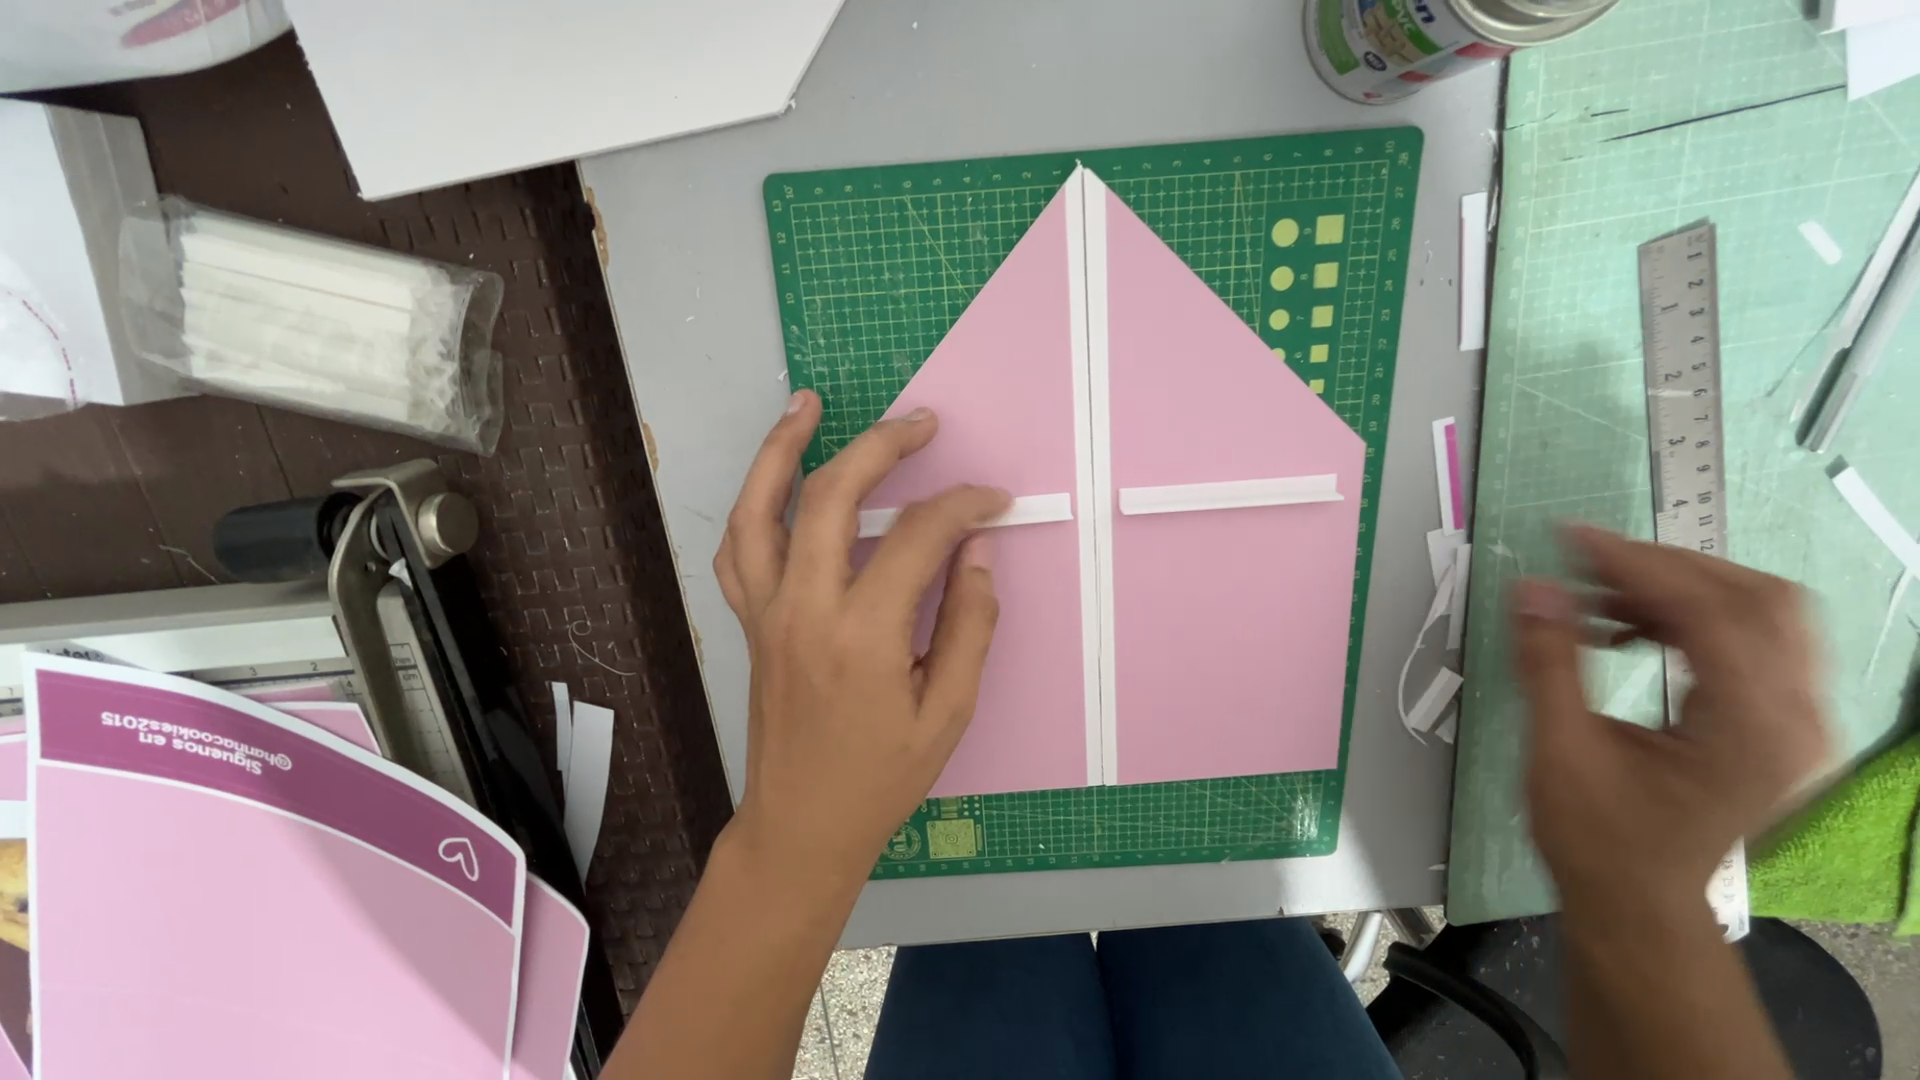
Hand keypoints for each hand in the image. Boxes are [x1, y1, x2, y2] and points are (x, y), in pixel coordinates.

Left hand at [713, 389, 1009, 881]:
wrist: (801, 824)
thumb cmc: (881, 778)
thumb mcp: (948, 711)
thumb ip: (968, 624)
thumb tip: (976, 550)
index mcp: (864, 635)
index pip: (919, 538)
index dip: (963, 507)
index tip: (994, 501)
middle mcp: (805, 608)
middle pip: (833, 497)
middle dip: (881, 447)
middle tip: (920, 421)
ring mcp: (766, 611)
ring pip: (760, 509)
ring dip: (783, 449)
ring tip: (809, 404)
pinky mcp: (748, 621)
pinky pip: (738, 550)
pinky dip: (753, 505)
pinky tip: (773, 480)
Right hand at [1510, 525, 1826, 919]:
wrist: (1637, 902)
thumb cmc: (1596, 837)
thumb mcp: (1560, 751)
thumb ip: (1549, 663)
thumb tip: (1533, 589)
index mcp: (1751, 730)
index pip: (1712, 612)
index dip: (1638, 565)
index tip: (1573, 538)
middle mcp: (1797, 720)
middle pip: (1760, 600)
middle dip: (1670, 566)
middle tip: (1590, 562)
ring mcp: (1796, 723)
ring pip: (1763, 615)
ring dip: (1681, 588)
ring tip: (1599, 595)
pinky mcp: (1776, 725)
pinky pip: (1750, 643)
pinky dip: (1689, 618)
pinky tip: (1627, 629)